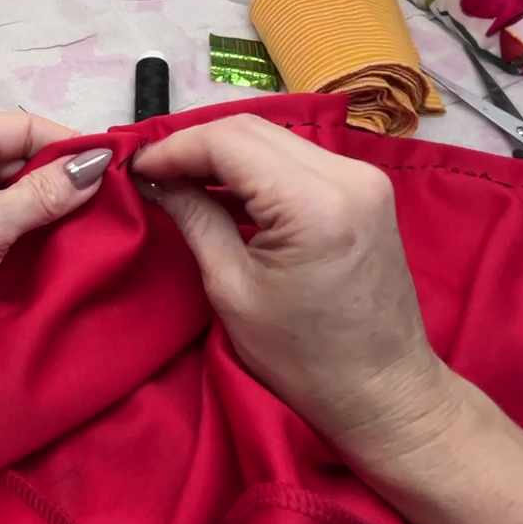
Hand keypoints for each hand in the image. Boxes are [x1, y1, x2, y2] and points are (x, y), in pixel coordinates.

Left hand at [0, 111, 110, 357]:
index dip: (72, 147)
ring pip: (13, 186)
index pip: (28, 127)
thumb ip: (45, 194)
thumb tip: (95, 166)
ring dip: (46, 205)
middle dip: (62, 178)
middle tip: (111, 204)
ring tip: (93, 223)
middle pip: (22, 155)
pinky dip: (26, 224)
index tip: (116, 171)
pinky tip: (56, 241)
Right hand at [132, 115, 457, 460]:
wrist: (386, 395)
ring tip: (178, 177)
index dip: (174, 149)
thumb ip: (192, 216)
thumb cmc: (303, 359)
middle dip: (192, 144)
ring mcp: (360, 176)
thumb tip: (151, 179)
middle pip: (248, 129)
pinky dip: (248, 162)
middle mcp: (346, 176)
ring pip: (268, 135)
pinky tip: (220, 185)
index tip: (136, 168)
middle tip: (152, 172)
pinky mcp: (362, 186)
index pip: (227, 142)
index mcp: (314, 204)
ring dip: (218, 150)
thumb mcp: (230, 287)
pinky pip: (290, 153)